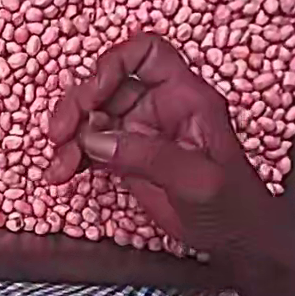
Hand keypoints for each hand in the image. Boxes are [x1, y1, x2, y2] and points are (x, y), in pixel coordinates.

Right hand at [42, 33, 286, 259]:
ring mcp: (138, 131)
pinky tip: (60, 173)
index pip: (146, 53)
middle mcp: (158, 106)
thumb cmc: (233, 206)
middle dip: (77, 106)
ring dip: (69, 136)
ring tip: (59, 166)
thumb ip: (148, 156)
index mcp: (185, 97)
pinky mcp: (124, 156)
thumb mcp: (198, 180)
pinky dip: (71, 157)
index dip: (114, 64)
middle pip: (106, 85)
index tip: (94, 94)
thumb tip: (95, 140)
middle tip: (60, 134)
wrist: (235, 241)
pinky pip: (89, 146)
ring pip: (91, 116)